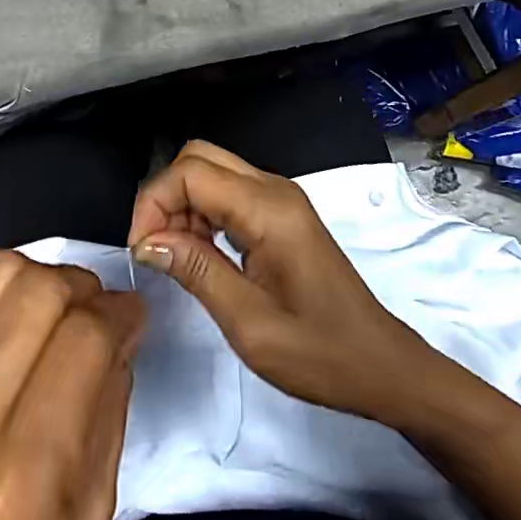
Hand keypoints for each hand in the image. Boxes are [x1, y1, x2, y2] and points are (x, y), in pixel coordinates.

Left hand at [0, 252, 145, 519]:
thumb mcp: (95, 504)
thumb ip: (112, 403)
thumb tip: (124, 324)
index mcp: (21, 475)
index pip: (85, 340)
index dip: (124, 312)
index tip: (136, 315)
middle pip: (40, 294)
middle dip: (88, 288)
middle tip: (101, 312)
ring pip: (0, 276)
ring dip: (47, 279)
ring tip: (63, 311)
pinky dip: (8, 293)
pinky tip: (23, 322)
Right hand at [128, 140, 448, 424]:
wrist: (376, 361)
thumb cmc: (317, 351)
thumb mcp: (248, 321)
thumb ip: (196, 271)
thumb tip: (148, 241)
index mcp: (270, 210)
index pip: (190, 172)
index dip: (153, 204)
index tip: (144, 253)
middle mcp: (277, 190)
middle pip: (200, 158)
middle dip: (165, 197)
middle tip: (158, 252)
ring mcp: (283, 200)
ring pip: (213, 172)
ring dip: (183, 207)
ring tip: (180, 261)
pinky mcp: (284, 215)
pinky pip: (230, 194)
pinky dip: (204, 214)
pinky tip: (201, 256)